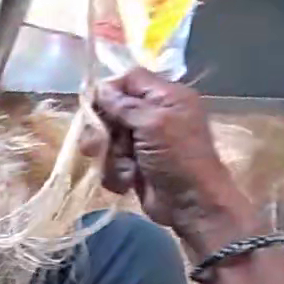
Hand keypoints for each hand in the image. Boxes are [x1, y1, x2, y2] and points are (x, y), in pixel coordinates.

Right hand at [88, 69, 257, 251]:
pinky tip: (129, 181)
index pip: (129, 80)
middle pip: (112, 111)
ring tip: (125, 170)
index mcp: (166, 97)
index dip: (109, 91)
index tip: (93, 107)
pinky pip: (110, 161)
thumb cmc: (178, 158)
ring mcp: (142, 141)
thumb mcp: (154, 124)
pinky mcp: (134, 164)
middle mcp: (153, 115)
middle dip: (103, 132)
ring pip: (107, 140)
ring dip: (110, 157)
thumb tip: (99, 88)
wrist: (190, 203)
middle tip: (97, 146)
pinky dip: (116, 172)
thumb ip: (125, 105)